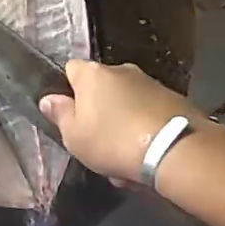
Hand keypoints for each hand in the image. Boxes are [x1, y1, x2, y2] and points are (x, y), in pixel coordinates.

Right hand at [40, 60, 198, 185]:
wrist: (175, 149)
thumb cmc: (112, 140)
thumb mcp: (73, 135)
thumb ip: (60, 114)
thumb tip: (49, 99)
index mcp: (92, 74)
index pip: (71, 69)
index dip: (66, 89)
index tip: (67, 112)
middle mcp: (122, 70)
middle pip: (100, 87)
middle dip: (96, 109)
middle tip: (93, 139)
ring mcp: (151, 83)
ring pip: (124, 104)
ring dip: (120, 124)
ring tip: (121, 156)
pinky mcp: (174, 100)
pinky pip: (146, 114)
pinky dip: (141, 130)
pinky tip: (142, 156)